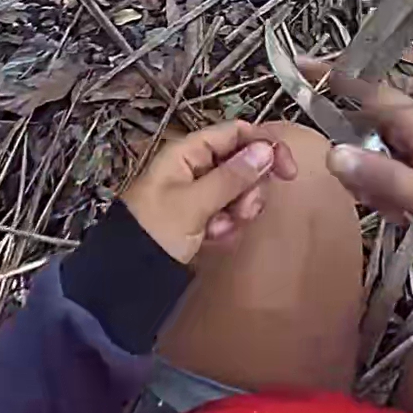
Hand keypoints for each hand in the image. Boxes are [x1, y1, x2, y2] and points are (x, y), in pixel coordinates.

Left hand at [119, 121, 296, 263]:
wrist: (124, 278)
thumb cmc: (153, 232)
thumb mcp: (194, 203)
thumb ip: (232, 177)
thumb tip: (267, 149)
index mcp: (188, 152)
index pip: (236, 133)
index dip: (264, 146)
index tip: (288, 171)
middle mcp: (195, 166)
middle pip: (242, 163)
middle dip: (249, 189)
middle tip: (243, 212)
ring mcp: (198, 192)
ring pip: (238, 190)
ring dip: (237, 211)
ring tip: (219, 230)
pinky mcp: (199, 216)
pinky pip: (227, 212)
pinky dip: (226, 226)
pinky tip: (213, 239)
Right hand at [300, 58, 412, 268]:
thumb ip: (379, 174)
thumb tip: (331, 153)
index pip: (368, 91)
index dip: (333, 77)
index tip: (299, 66)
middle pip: (360, 128)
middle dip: (354, 159)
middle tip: (366, 194)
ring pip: (368, 154)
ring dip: (369, 182)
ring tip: (394, 209)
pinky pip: (381, 173)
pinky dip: (381, 194)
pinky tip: (400, 215)